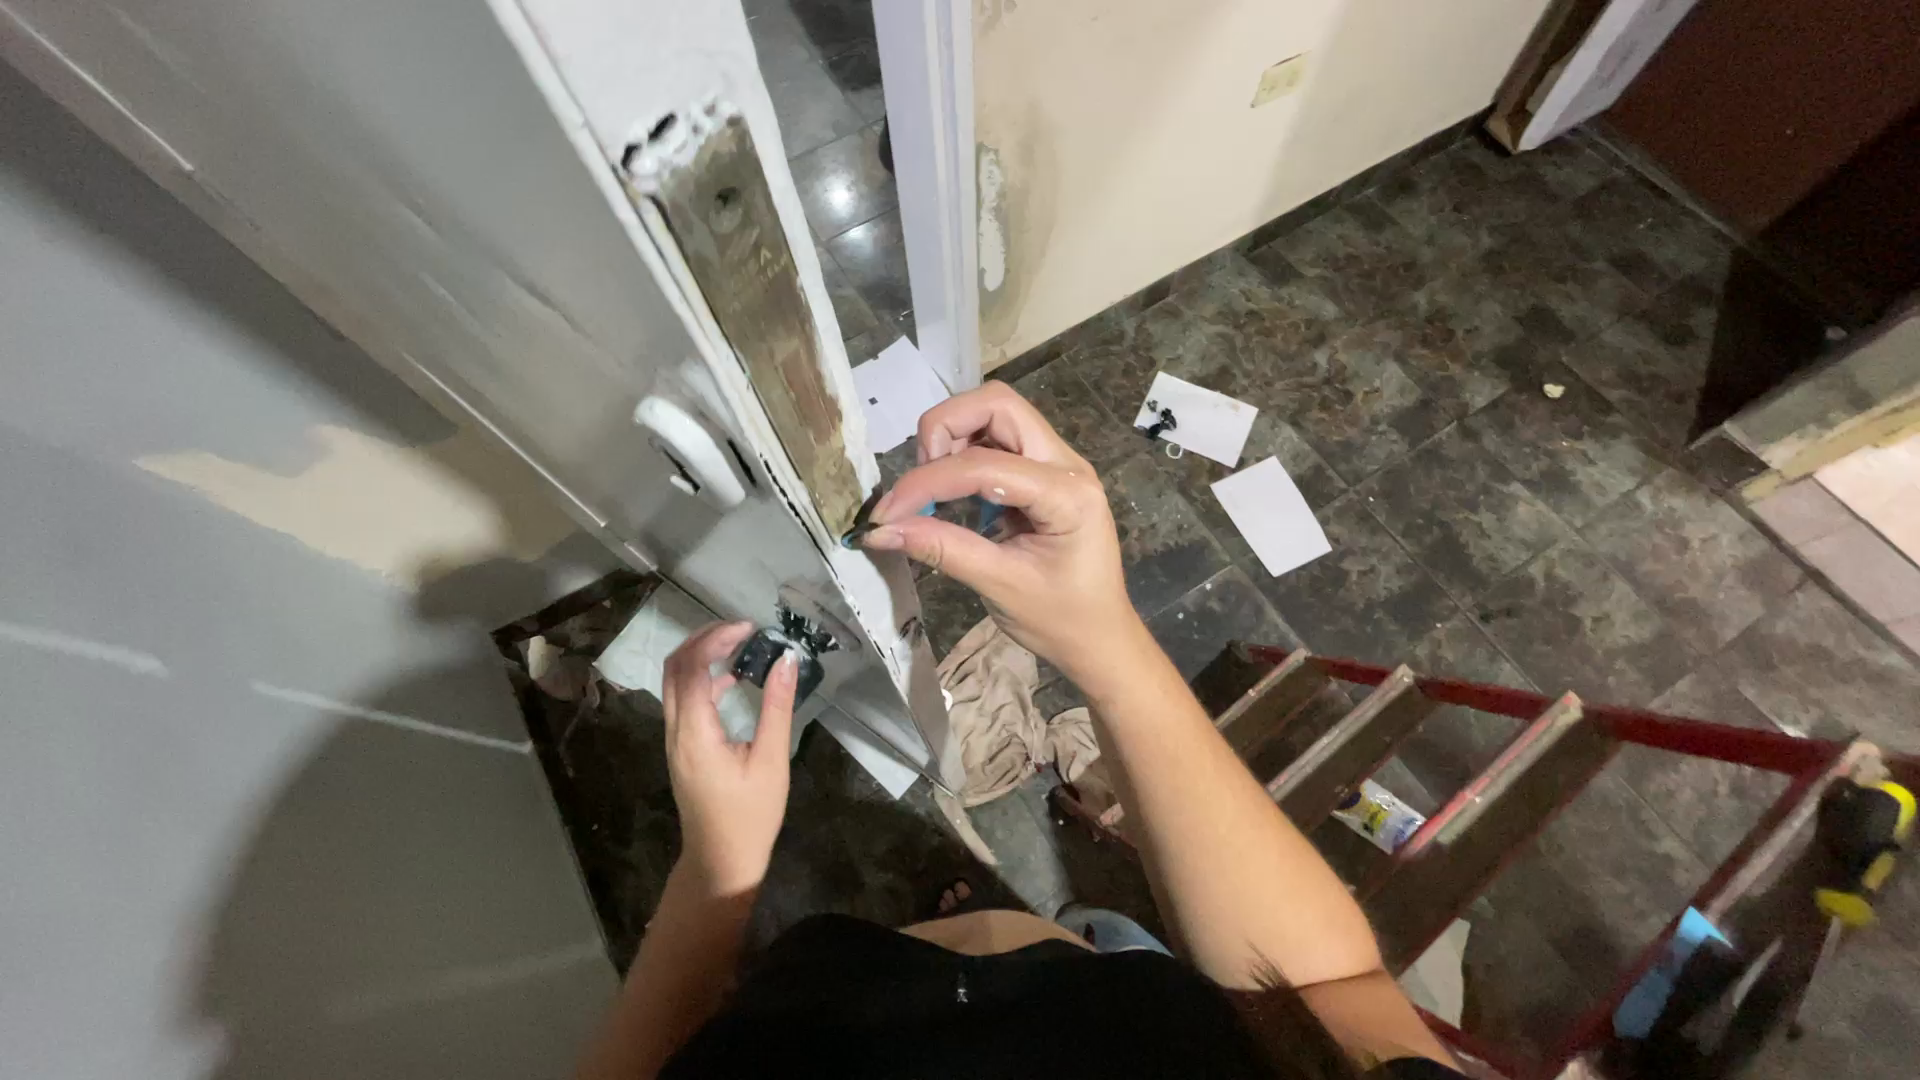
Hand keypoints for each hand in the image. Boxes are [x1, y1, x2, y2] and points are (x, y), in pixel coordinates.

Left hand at [661, 621, 796, 896]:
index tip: (750, 628)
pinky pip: (682, 699)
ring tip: (739, 645)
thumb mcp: (772, 760)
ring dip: (701, 656)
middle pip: (675, 667)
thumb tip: (787, 661)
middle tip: (741, 629)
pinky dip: (702, 678)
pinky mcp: (681, 747)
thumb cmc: (750, 814)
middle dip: (704, 639)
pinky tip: (732, 681)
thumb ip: (776, 707)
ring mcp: (673, 740)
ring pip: (674, 682)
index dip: (717, 639)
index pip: (694, 667)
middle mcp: (675, 730)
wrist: (720, 860)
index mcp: (695, 732)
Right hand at [862, 381, 1141, 683]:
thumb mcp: (1000, 586)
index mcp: (1067, 495)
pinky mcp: (1043, 472)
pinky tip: (952, 493)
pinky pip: (999, 439)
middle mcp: (1066, 463)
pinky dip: (965, 454)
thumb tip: (880, 531)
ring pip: (996, 413)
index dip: (926, 482)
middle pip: (996, 404)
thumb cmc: (1061, 619)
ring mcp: (1057, 462)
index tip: (887, 514)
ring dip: (954, 437)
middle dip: (945, 429)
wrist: (1100, 637)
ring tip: (933, 489)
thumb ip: (942, 549)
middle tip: (920, 481)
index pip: (983, 465)